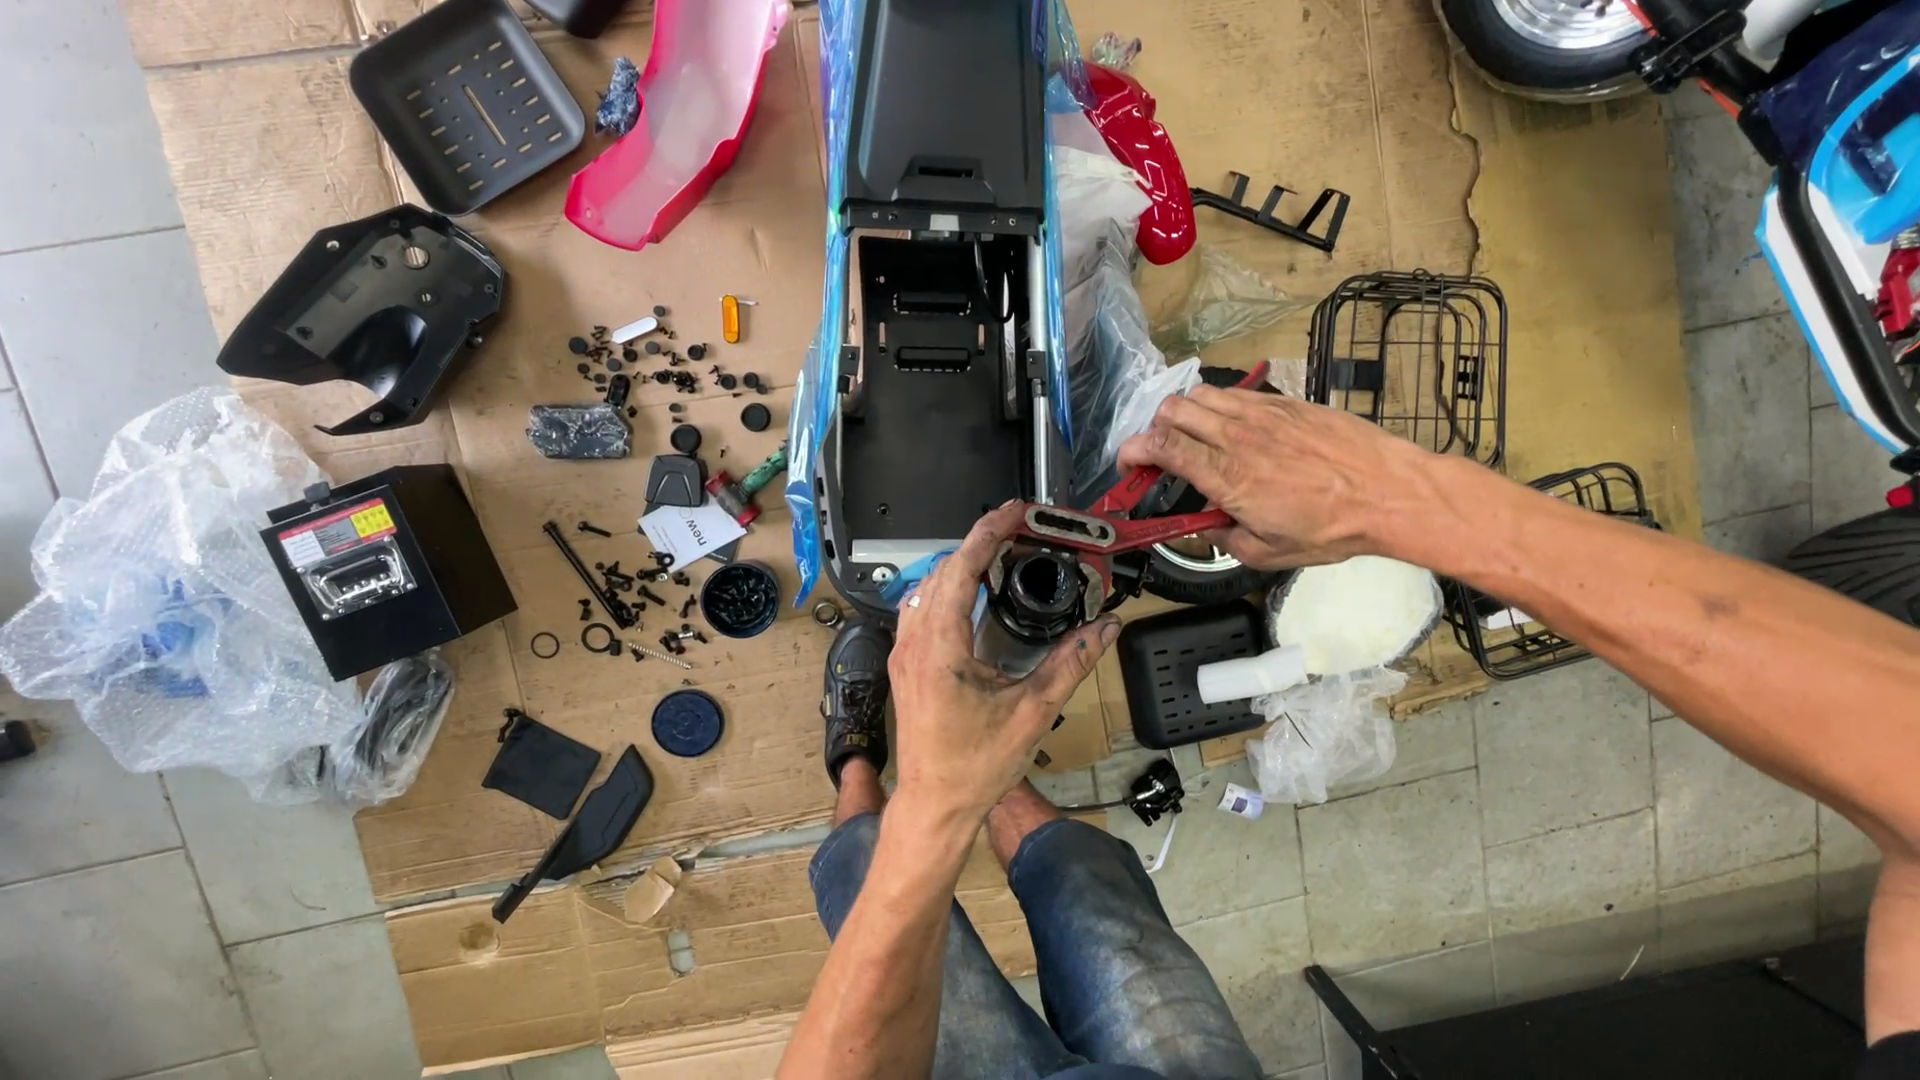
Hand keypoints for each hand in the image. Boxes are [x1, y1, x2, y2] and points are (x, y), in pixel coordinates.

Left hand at [888, 503, 1119, 823]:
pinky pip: (919, 609)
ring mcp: (903, 654)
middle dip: (978, 543)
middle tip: (1017, 531)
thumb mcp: (1032, 713)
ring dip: (960, 564)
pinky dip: (946, 589)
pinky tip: (969, 594)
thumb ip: (1070, 664)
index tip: (1013, 513)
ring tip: (996, 554)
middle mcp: (914, 644)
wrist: (934, 804)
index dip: (988, 533)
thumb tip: (1103, 629)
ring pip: (926, 587)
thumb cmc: (973, 767)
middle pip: (942, 570)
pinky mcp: (905, 665)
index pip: (960, 569)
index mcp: (940, 649)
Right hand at [1117, 385, 1442, 569]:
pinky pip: (1236, 394)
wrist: (1389, 492)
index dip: (1133, 451)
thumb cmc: (1332, 527)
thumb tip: (1207, 527)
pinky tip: (1232, 429)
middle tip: (1160, 454)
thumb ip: (1225, 539)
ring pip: (1200, 395)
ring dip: (1184, 414)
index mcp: (1228, 477)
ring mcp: (1262, 414)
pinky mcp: (1285, 403)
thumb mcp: (1268, 553)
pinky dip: (1219, 407)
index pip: (1161, 446)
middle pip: (1171, 410)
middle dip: (1154, 430)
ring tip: (1193, 437)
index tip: (1128, 463)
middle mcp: (1237, 438)